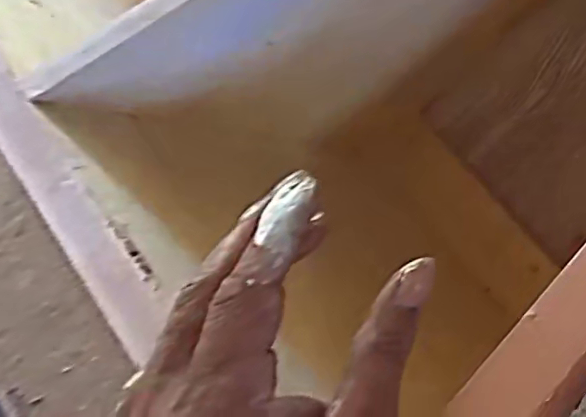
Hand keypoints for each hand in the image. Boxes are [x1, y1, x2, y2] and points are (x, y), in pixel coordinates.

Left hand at [116, 171, 435, 416]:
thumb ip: (383, 351)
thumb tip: (418, 271)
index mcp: (219, 397)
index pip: (249, 286)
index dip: (279, 231)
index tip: (305, 189)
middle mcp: (169, 405)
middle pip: (202, 297)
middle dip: (248, 240)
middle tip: (290, 200)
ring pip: (176, 330)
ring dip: (225, 277)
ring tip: (265, 245)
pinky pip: (167, 363)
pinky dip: (202, 321)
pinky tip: (223, 324)